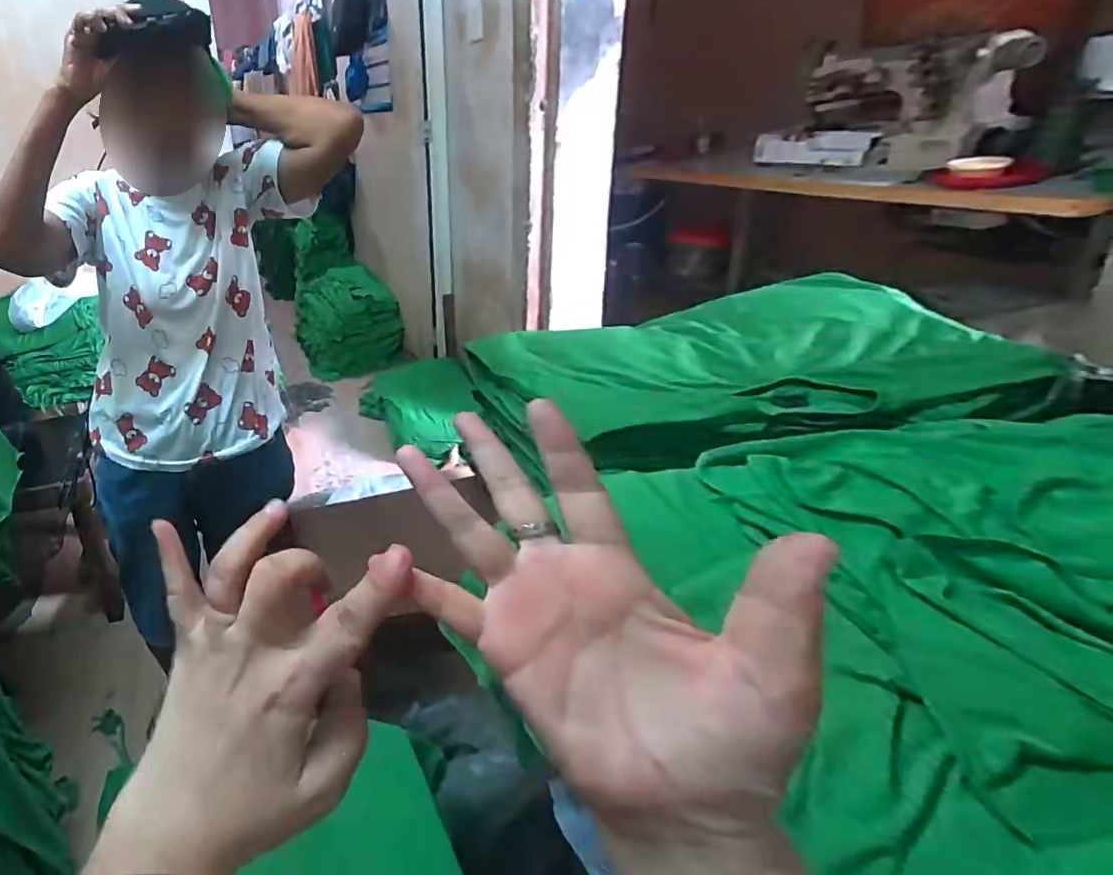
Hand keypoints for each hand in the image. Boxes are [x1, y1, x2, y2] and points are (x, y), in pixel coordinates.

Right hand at [55, 4, 138, 104]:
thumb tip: (144, 38)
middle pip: (109, 10)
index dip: (130, 12)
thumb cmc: (97, 78)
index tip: (141, 12)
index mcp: (110, 33)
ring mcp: (85, 29)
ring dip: (107, 14)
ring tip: (118, 22)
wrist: (77, 91)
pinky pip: (80, 20)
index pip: (120, 16)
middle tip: (130, 19)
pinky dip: (90, 20)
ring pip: (96, 12)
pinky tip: (101, 28)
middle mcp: (97, 28)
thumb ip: (126, 49)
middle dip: (121, 12)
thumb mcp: (117, 63)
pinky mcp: (73, 33)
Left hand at [86, 502, 414, 873]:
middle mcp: (248, 648)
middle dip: (306, 563)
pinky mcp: (183, 642)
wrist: (178, 819)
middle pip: (276, 579)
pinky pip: (174, 593)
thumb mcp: (323, 787)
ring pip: (228, 570)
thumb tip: (348, 670)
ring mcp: (210, 639)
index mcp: (290, 686)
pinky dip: (167, 555)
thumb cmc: (255, 808)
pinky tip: (160, 523)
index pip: (343, 628)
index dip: (375, 589)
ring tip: (276, 509)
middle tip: (320, 581)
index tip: (398, 554)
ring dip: (251, 533)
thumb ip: (349, 726)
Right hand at [395, 402, 834, 871]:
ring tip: (408, 454)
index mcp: (614, 566)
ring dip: (440, 496)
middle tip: (459, 415)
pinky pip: (450, 604)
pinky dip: (418, 584)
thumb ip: (778, 607)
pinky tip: (390, 562)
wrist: (677, 802)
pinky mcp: (497, 642)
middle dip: (489, 456)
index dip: (560, 449)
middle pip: (515, 498)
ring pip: (471, 534)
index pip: (582, 492)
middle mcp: (559, 572)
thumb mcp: (770, 674)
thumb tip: (816, 539)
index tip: (538, 404)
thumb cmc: (728, 736)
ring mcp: (522, 604)